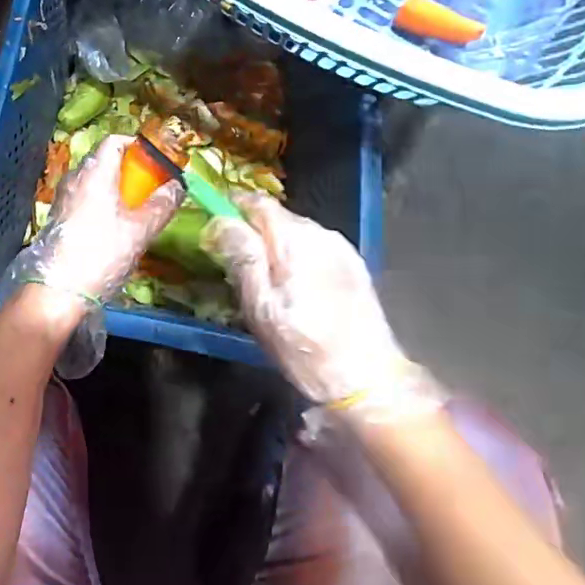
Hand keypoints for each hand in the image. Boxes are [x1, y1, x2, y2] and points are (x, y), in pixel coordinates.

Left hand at [10, 134, 181, 304]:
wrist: (57, 290)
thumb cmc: (101, 253)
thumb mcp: (140, 229)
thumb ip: (162, 204)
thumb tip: (178, 185)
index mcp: (94, 172)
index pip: (114, 141)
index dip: (136, 146)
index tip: (155, 162)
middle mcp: (74, 178)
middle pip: (103, 161)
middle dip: (127, 171)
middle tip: (149, 189)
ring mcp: (62, 198)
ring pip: (92, 182)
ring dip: (113, 189)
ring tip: (134, 210)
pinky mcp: (57, 218)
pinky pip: (83, 199)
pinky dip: (100, 204)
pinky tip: (112, 228)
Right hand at [204, 193, 442, 421]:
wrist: (369, 382)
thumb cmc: (304, 348)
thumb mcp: (261, 306)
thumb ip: (242, 257)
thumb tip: (222, 221)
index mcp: (296, 239)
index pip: (257, 202)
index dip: (231, 210)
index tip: (215, 233)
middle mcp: (322, 234)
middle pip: (276, 217)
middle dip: (252, 234)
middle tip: (235, 267)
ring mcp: (341, 249)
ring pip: (295, 234)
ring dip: (274, 248)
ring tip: (265, 283)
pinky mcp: (353, 266)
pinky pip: (313, 249)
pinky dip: (296, 259)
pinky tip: (294, 290)